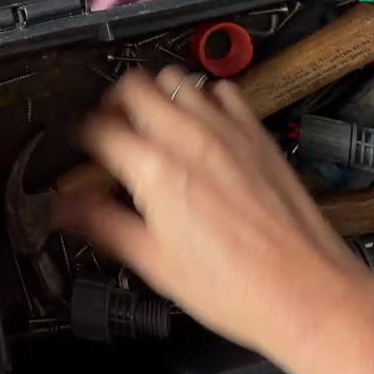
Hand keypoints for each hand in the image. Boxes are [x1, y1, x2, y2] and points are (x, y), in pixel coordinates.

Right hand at [59, 67, 373, 373]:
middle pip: (131, 85)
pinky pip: (221, 89)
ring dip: (157, 93)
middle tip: (111, 125)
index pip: (97, 126)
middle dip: (112, 101)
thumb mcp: (154, 263)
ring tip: (153, 120)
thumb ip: (102, 224)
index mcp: (154, 168)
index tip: (78, 142)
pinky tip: (202, 123)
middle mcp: (187, 137)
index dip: (79, 132)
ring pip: (174, 78)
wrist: (309, 295)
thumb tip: (63, 209)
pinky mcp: (255, 130)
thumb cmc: (239, 288)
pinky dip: (204, 98)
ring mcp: (223, 128)